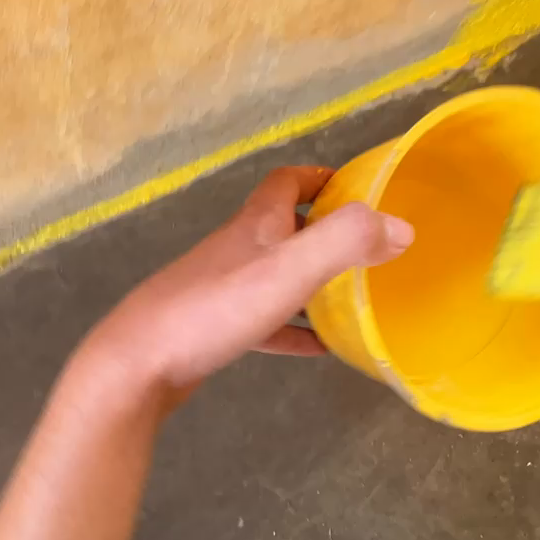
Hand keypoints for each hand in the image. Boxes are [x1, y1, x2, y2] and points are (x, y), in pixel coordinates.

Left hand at [72, 166, 413, 409]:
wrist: (138, 363)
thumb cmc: (214, 309)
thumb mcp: (288, 270)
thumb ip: (344, 243)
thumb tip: (401, 227)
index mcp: (254, 226)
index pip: (286, 182)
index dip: (320, 176)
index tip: (355, 188)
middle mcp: (236, 250)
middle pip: (281, 228)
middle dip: (320, 230)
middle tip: (362, 248)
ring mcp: (220, 290)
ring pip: (272, 276)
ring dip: (309, 282)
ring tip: (350, 297)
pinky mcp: (212, 329)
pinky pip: (263, 321)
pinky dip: (292, 328)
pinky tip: (317, 347)